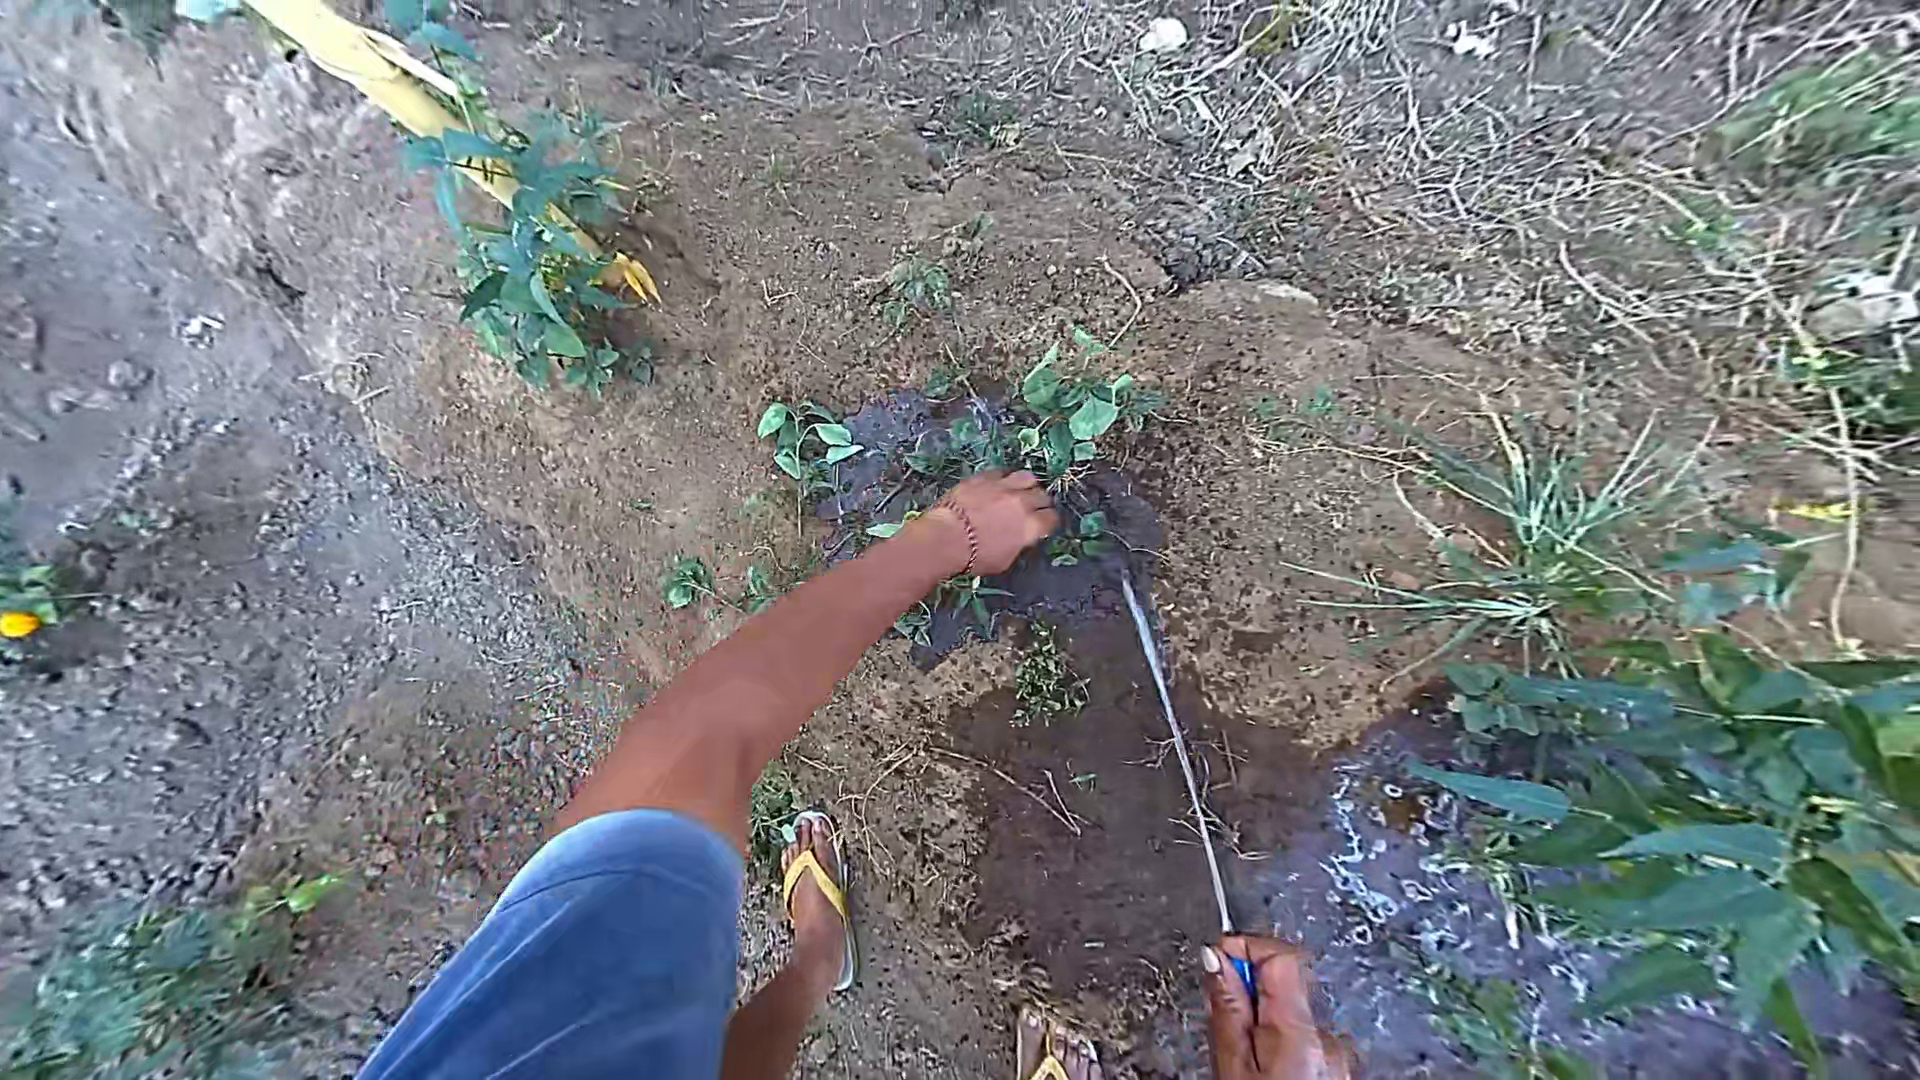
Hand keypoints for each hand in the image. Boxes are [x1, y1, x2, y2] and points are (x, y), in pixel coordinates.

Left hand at [908, 470, 1056, 576]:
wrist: (946, 537)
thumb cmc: (974, 557)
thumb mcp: (1005, 560)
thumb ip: (1019, 544)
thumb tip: (1021, 538)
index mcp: (1031, 527)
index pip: (1052, 519)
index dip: (1049, 522)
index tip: (1044, 525)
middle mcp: (1022, 503)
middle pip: (1042, 496)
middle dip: (1040, 503)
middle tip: (1033, 509)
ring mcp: (1004, 487)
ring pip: (1028, 477)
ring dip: (1027, 485)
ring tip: (1020, 491)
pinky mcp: (985, 477)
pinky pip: (1003, 472)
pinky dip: (1005, 478)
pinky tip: (1000, 484)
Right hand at [1203, 937, 1351, 1079]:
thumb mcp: (1231, 1065)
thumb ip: (1227, 1005)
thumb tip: (1215, 955)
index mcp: (1302, 1034)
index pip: (1281, 955)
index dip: (1246, 947)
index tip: (1218, 960)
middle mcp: (1329, 1043)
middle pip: (1284, 981)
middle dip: (1248, 990)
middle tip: (1225, 1019)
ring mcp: (1338, 1061)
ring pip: (1291, 1012)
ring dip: (1263, 1018)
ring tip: (1244, 1054)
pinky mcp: (1337, 1075)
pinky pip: (1304, 1038)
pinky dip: (1279, 1040)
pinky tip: (1265, 1069)